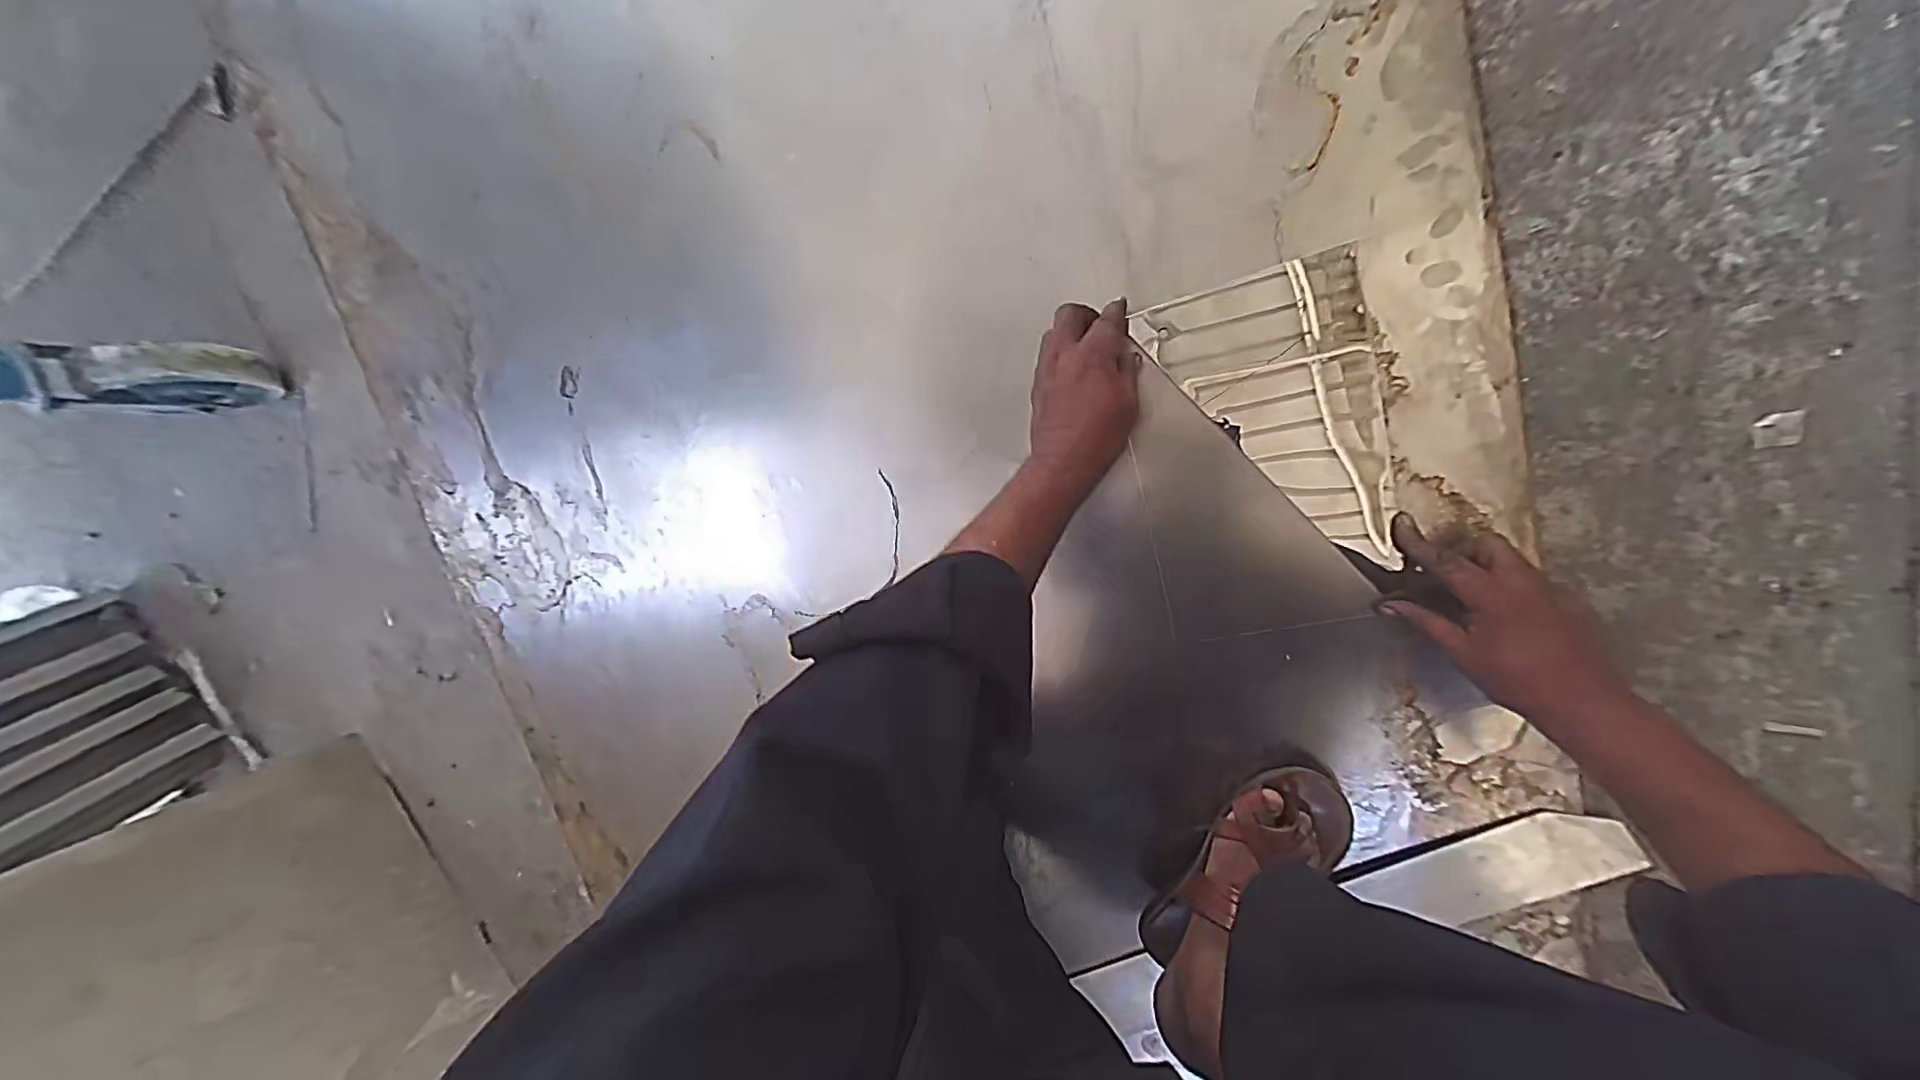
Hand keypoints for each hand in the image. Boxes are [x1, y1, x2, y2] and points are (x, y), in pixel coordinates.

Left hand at [1027, 299, 1139, 493]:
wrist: (1063, 462)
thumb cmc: (1094, 439)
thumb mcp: (1128, 403)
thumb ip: (1127, 372)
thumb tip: (1126, 359)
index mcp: (1092, 355)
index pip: (1106, 320)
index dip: (1116, 312)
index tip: (1120, 310)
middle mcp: (1065, 357)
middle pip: (1071, 314)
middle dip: (1088, 314)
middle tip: (1101, 324)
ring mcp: (1047, 369)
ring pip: (1054, 332)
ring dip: (1070, 331)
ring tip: (1085, 344)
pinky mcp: (1038, 384)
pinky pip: (1047, 355)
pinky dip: (1060, 352)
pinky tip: (1071, 366)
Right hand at [1379, 513, 1633, 723]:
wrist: (1584, 702)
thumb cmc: (1515, 679)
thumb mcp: (1463, 652)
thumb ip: (1428, 622)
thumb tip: (1392, 605)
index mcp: (1491, 593)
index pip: (1447, 559)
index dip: (1419, 544)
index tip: (1402, 528)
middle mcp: (1522, 582)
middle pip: (1487, 543)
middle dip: (1460, 546)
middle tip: (1438, 564)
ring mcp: (1549, 589)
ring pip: (1511, 558)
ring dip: (1484, 562)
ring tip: (1464, 587)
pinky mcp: (1568, 601)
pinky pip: (1530, 579)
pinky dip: (1507, 582)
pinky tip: (1500, 609)